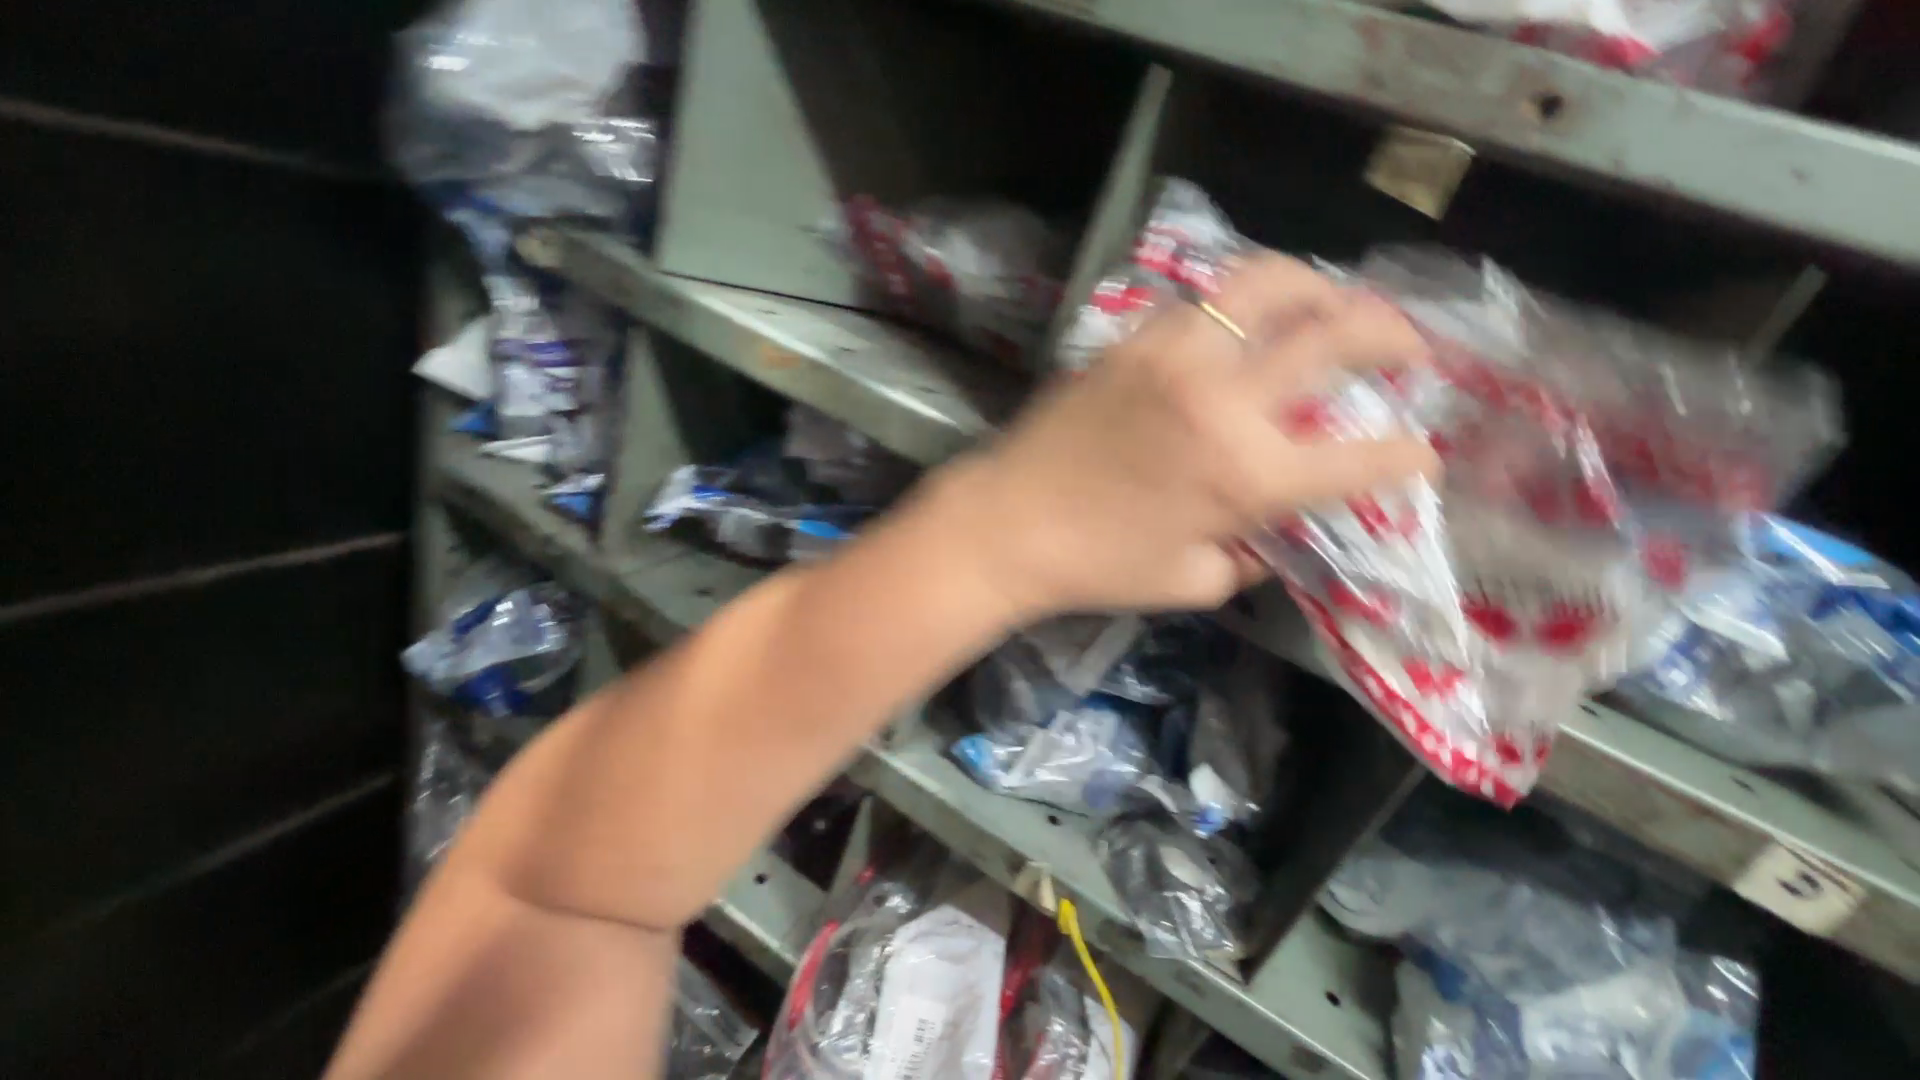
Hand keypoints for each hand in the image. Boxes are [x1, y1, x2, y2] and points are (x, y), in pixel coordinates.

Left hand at [936, 253, 1439, 618]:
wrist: (1007, 524)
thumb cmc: (1099, 566)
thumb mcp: (1194, 582)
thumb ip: (1253, 551)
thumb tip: (1279, 523)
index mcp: (1249, 474)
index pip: (1360, 458)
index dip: (1408, 456)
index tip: (1424, 453)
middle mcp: (1225, 400)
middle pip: (1336, 335)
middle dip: (1394, 335)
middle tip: (1411, 347)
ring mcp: (1176, 356)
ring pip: (1268, 284)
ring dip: (1320, 287)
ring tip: (1335, 304)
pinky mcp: (1134, 340)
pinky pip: (1204, 299)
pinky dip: (1244, 301)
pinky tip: (1249, 320)